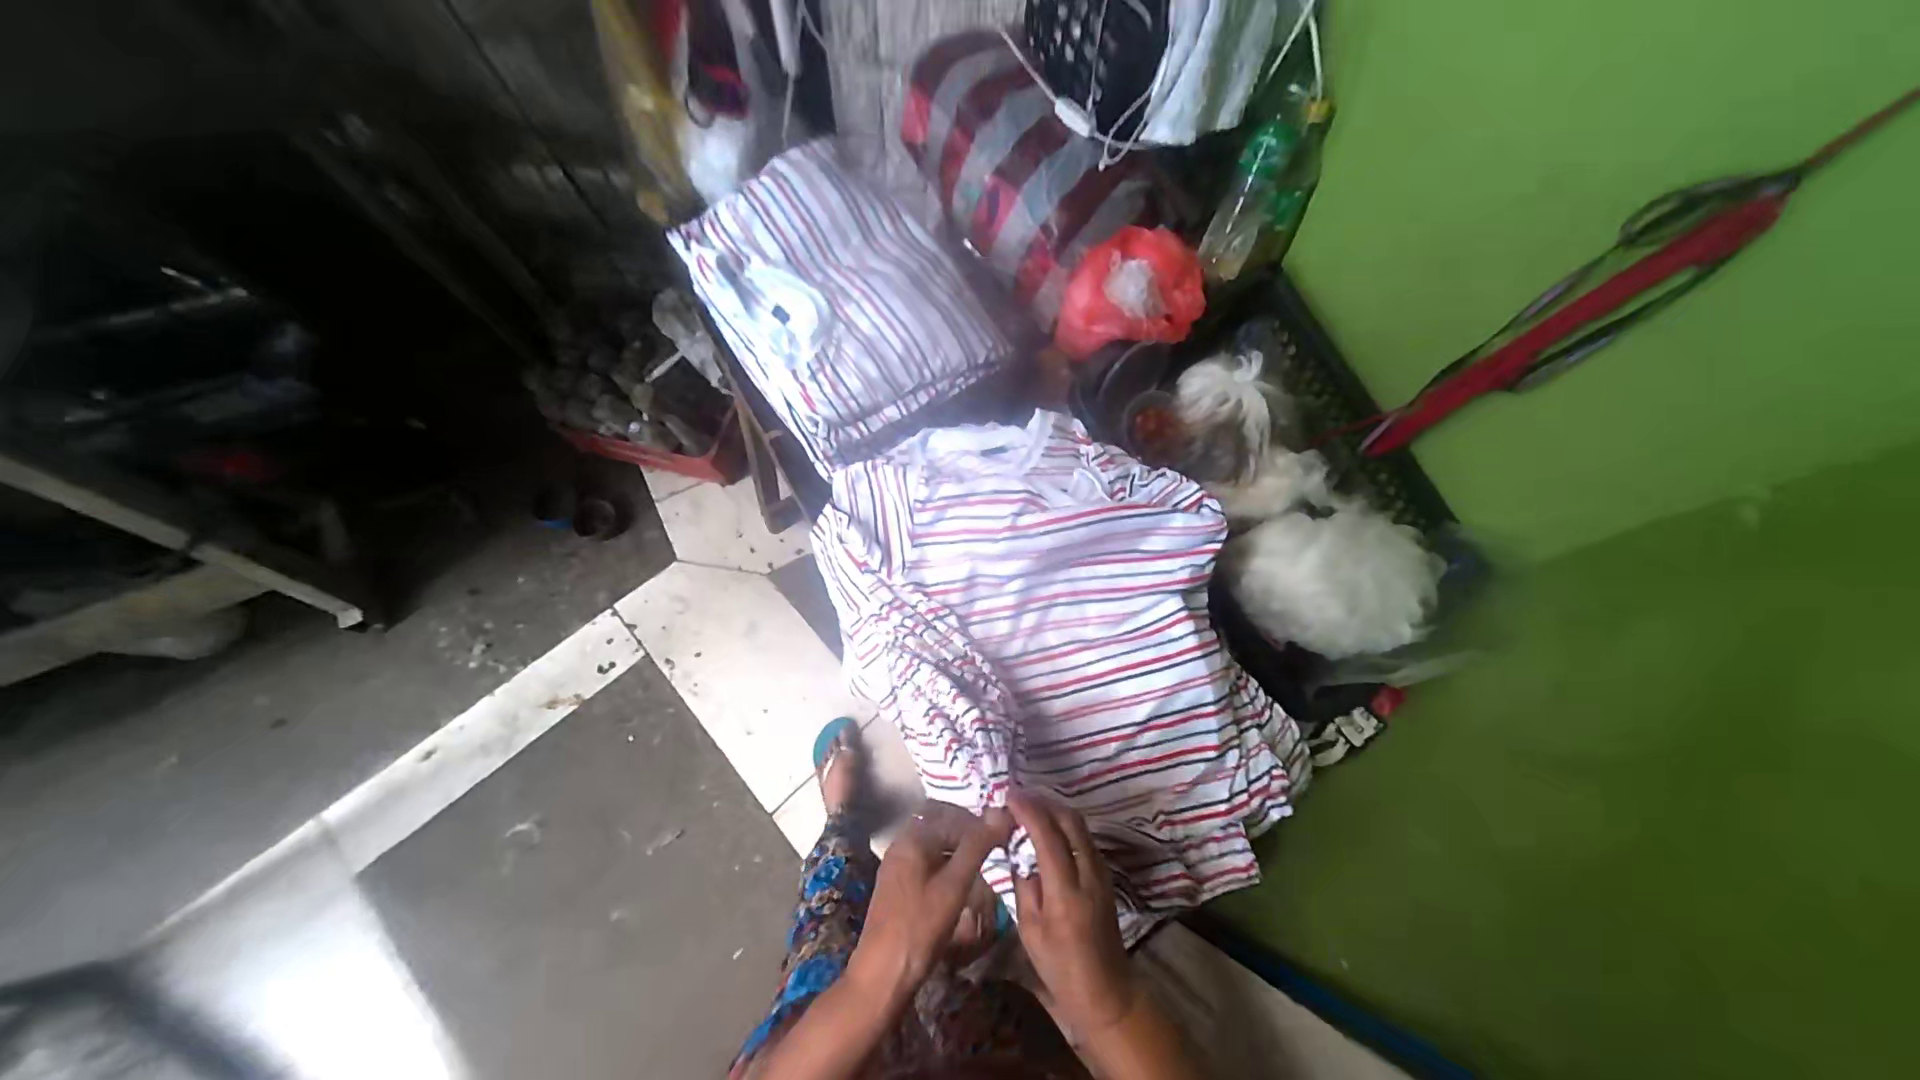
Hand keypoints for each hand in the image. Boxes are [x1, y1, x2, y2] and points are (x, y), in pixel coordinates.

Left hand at [845, 801, 1011, 1006]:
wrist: (882, 975)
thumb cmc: (920, 927)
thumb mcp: (954, 885)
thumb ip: (977, 846)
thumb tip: (1000, 811)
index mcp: (912, 838)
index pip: (953, 815)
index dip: (980, 823)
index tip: (1005, 835)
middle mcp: (901, 845)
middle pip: (942, 828)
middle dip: (970, 836)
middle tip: (999, 850)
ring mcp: (897, 867)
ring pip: (936, 848)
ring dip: (960, 852)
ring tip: (986, 867)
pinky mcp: (898, 887)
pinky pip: (928, 864)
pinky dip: (947, 867)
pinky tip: (963, 885)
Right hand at [1007, 790, 1138, 1038]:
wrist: (1107, 990)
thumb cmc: (1061, 967)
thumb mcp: (1030, 931)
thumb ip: (1024, 886)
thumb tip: (1017, 852)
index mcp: (1066, 893)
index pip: (1048, 837)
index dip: (1028, 811)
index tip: (1009, 795)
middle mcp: (1089, 875)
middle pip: (1070, 821)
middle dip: (1043, 801)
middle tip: (1018, 794)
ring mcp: (1101, 872)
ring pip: (1079, 824)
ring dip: (1054, 808)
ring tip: (1029, 804)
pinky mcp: (1104, 874)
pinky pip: (1083, 836)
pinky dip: (1064, 822)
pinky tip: (1047, 824)